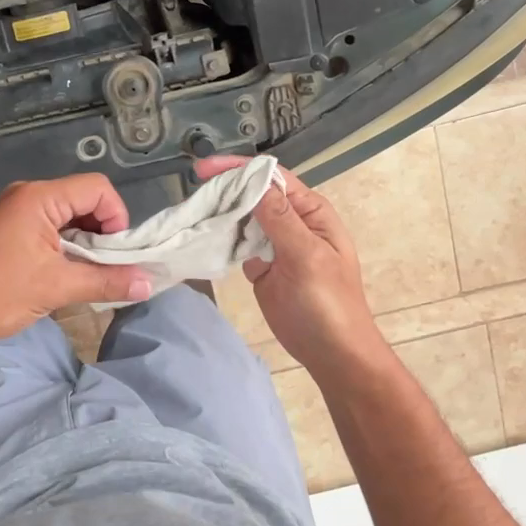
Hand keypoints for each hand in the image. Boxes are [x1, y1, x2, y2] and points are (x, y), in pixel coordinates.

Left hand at [0, 174, 152, 346]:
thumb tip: (148, 284)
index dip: (116, 217)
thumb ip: (106, 281)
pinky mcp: (7, 226)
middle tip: (105, 268)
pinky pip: (48, 225)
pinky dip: (64, 245)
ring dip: (83, 242)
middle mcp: (27, 194)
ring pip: (67, 214)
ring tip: (85, 274)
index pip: (97, 188)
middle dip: (102, 232)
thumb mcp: (56, 288)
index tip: (116, 254)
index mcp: (39, 197)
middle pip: (83, 199)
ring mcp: (15, 209)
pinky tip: (63, 273)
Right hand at [197, 156, 383, 377]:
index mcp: (310, 212)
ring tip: (191, 212)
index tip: (203, 169)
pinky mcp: (261, 267)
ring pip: (243, 218)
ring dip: (220, 214)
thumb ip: (280, 218)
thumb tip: (254, 180)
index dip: (238, 169)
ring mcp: (276, 245)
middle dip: (224, 190)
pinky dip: (222, 239)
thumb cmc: (329, 305)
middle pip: (254, 194)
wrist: (334, 357)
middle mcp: (292, 221)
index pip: (272, 177)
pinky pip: (238, 244)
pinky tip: (203, 237)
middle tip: (192, 194)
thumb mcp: (307, 257)